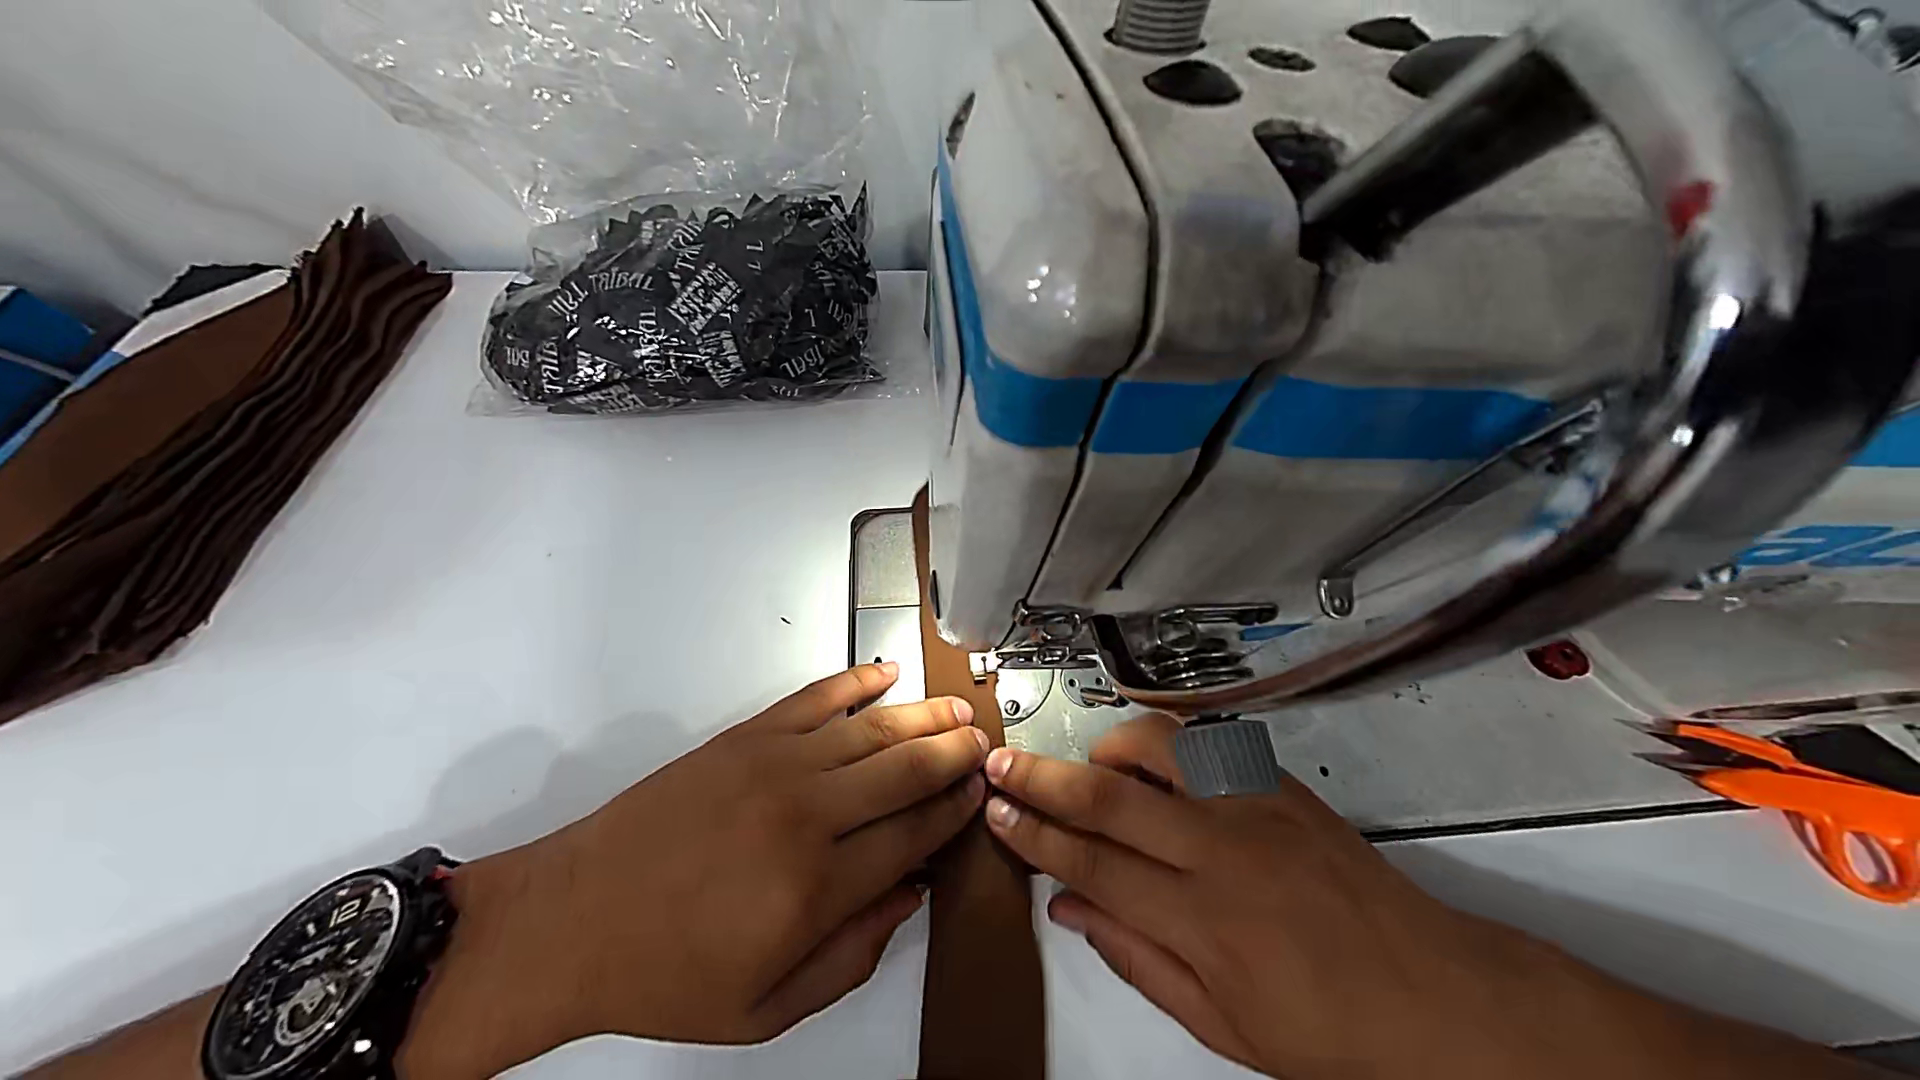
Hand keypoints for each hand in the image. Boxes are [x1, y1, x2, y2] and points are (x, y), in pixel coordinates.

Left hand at [400, 663, 988, 1075]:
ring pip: (872, 727)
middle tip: (983, 744)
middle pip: (906, 769)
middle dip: (955, 754)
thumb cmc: (670, 973)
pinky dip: (856, 679)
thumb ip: (853, 954)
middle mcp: (807, 815)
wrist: (575, 918)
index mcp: (817, 888)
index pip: (914, 835)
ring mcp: (775, 764)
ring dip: (922, 715)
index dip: (954, 811)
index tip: (978, 795)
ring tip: (957, 710)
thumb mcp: (768, 1008)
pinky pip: (816, 696)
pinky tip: (886, 671)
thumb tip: (911, 893)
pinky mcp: (745, 736)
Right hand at [982, 714, 1885, 1079]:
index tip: (996, 810)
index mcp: (1197, 921)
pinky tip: (1145, 755)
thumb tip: (1066, 906)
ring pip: (1156, 747)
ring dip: (1104, 747)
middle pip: (1107, 799)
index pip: (1090, 864)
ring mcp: (1251, 806)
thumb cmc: (1319, 1029)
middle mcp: (1216, 852)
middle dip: (1042, 777)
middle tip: (999, 760)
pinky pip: (1203, 741)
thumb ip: (1133, 956)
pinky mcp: (1277, 783)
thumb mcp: (1217, 1023)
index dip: (1034, 835)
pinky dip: (1160, 740)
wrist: (1433, 994)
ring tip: (1083, 762)